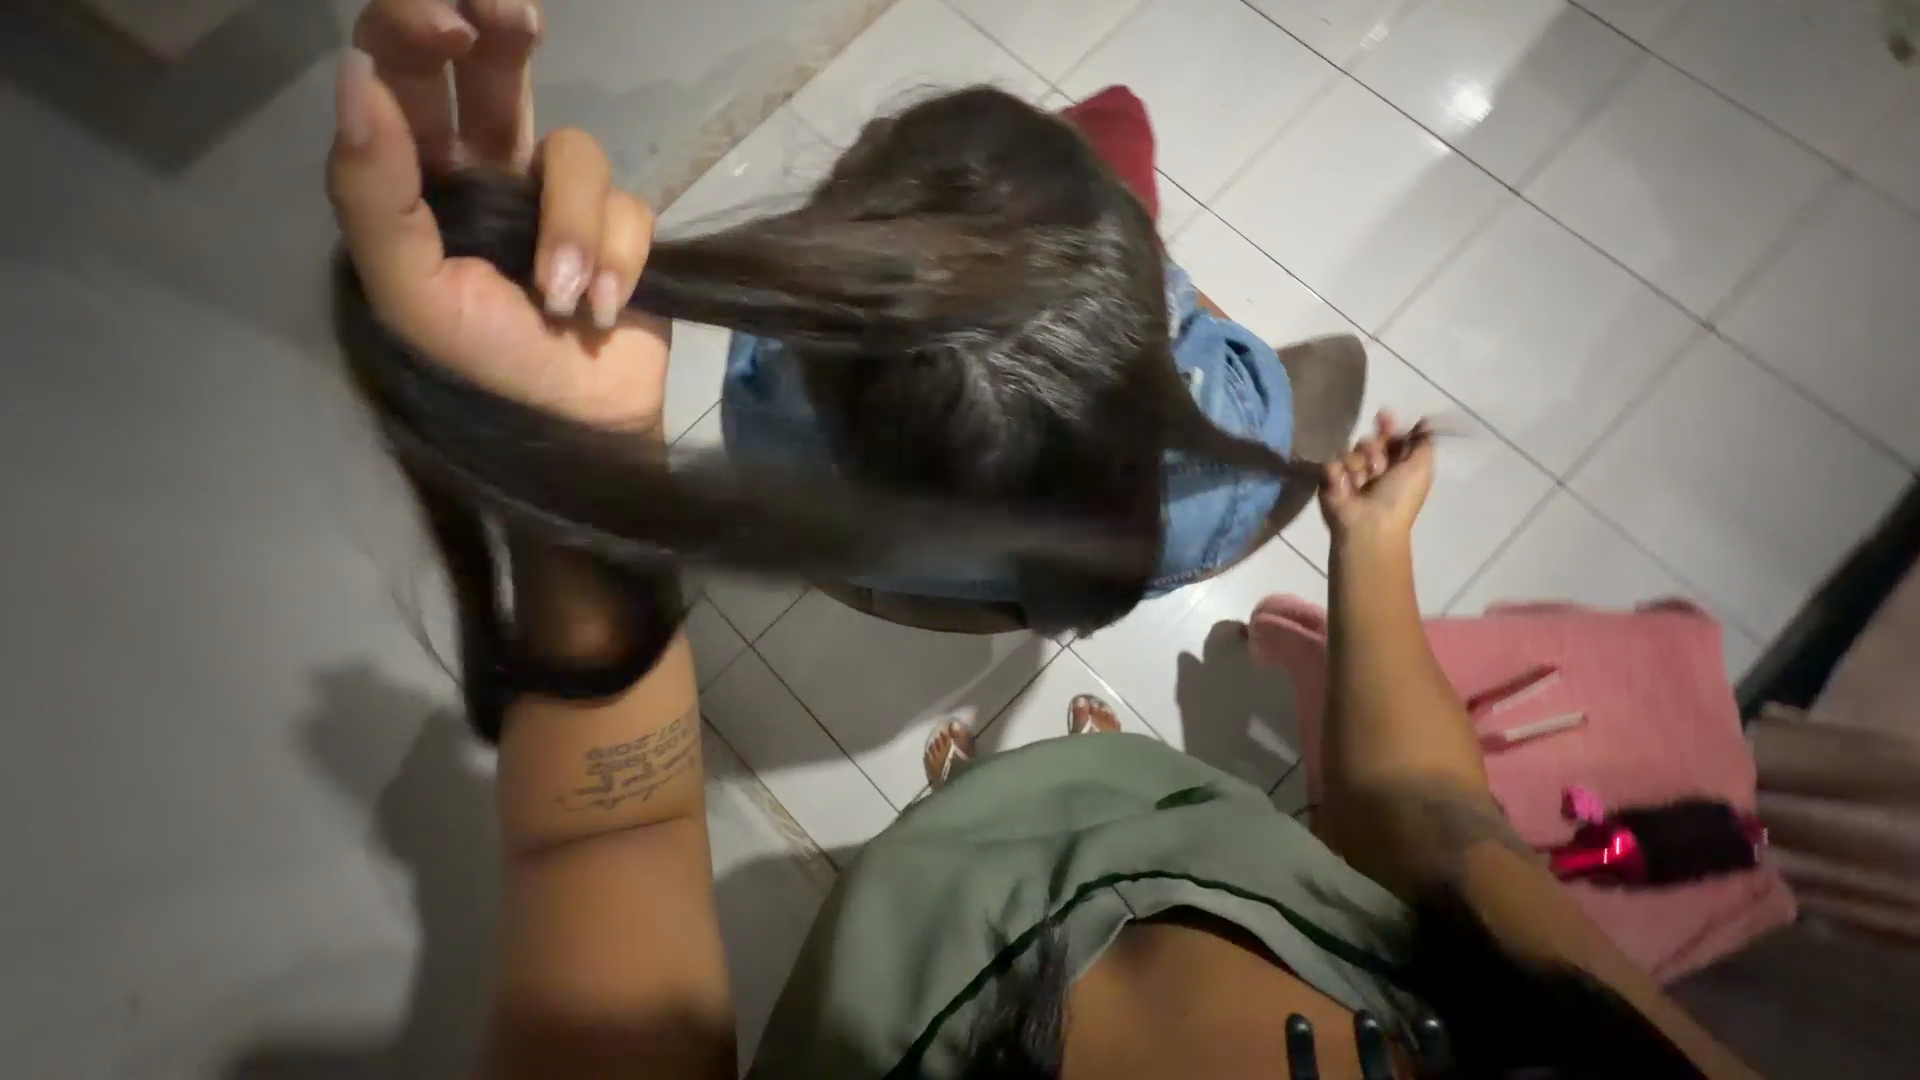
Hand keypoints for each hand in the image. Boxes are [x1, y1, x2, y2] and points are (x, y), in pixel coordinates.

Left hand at [328, 0, 670, 430]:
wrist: (586, 421)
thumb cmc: (493, 369)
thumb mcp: (413, 296)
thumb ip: (374, 196)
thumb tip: (359, 79)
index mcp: (423, 182)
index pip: (404, 75)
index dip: (419, 27)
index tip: (448, 20)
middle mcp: (492, 173)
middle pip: (495, 71)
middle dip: (501, 32)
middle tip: (515, 15)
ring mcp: (564, 201)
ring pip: (578, 154)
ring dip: (575, 228)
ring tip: (566, 297)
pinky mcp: (623, 229)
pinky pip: (631, 211)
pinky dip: (619, 261)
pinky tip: (604, 309)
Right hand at [1318, 411, 1435, 542]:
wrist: (1368, 524)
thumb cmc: (1400, 497)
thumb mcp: (1422, 467)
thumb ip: (1424, 442)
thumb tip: (1424, 421)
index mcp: (1397, 464)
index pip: (1391, 437)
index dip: (1389, 426)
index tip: (1384, 416)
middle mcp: (1373, 467)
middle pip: (1369, 440)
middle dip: (1374, 448)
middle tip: (1378, 465)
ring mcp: (1350, 473)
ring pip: (1349, 450)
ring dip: (1358, 464)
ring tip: (1361, 483)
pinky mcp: (1329, 480)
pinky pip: (1332, 463)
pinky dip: (1340, 475)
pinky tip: (1345, 488)